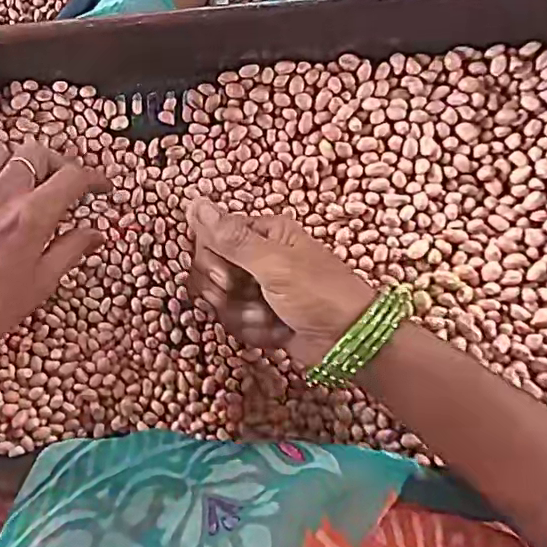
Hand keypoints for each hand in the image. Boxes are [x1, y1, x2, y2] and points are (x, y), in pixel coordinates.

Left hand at [0, 140, 109, 366]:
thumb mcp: (41, 284)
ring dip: (24, 162)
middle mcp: (1, 196)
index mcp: (31, 217)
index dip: (93, 178)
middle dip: (59, 164)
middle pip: (38, 153)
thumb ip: (71, 250)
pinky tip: (0, 193)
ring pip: (4, 152)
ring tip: (33, 183)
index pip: (72, 177)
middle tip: (67, 185)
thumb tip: (94, 234)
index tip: (99, 187)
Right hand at [184, 197, 375, 366]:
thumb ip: (231, 238)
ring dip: (241, 315)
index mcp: (262, 233)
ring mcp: (255, 287)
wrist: (351, 342)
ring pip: (218, 301)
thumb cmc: (320, 296)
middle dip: (226, 294)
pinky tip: (275, 331)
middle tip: (252, 299)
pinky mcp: (257, 314)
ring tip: (270, 318)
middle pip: (207, 272)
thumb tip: (195, 204)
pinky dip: (251, 330)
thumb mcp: (274, 264)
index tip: (228, 279)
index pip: (209, 239)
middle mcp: (255, 257)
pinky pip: (232, 321)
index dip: (211, 263)